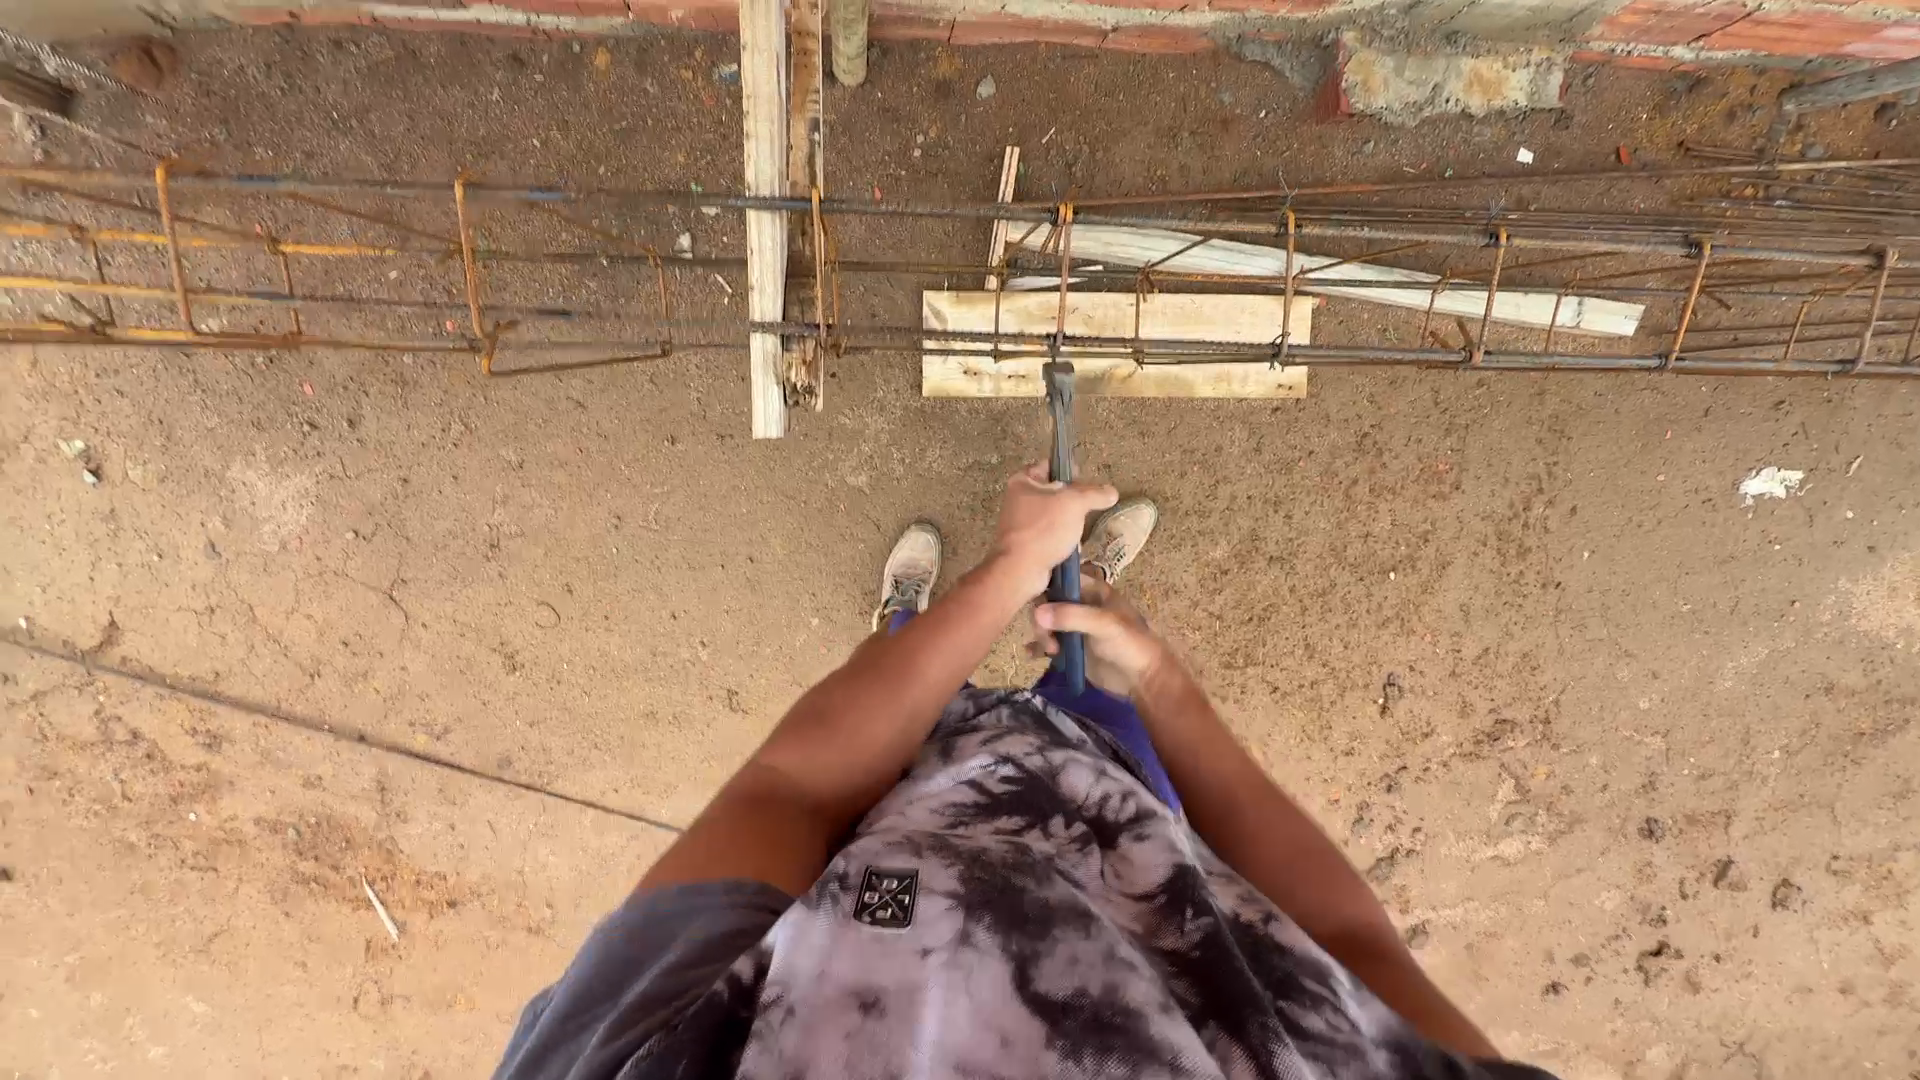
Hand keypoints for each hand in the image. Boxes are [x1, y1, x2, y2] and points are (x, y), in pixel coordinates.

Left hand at [990, 463, 1117, 596]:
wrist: (1021, 570)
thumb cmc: (1044, 529)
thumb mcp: (1074, 504)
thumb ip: (1094, 494)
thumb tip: (1111, 492)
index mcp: (1022, 482)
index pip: (1048, 466)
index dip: (1067, 469)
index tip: (1084, 478)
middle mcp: (1018, 500)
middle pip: (1054, 492)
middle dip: (1073, 500)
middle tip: (1088, 506)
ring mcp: (1021, 524)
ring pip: (1054, 516)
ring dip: (1070, 523)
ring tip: (1080, 529)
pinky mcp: (1027, 545)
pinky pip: (1050, 536)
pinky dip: (1063, 540)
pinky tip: (1073, 547)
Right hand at [1030, 575, 1175, 697]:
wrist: (1142, 679)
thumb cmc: (1129, 644)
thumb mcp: (1104, 624)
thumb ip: (1071, 616)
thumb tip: (1037, 613)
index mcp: (1092, 590)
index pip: (1062, 578)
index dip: (1046, 585)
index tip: (1036, 601)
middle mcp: (1080, 604)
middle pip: (1048, 601)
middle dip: (1042, 617)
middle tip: (1048, 637)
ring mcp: (1073, 627)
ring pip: (1045, 622)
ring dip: (1041, 634)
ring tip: (1050, 651)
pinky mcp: (1069, 647)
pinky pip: (1046, 643)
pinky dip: (1036, 647)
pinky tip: (1031, 654)